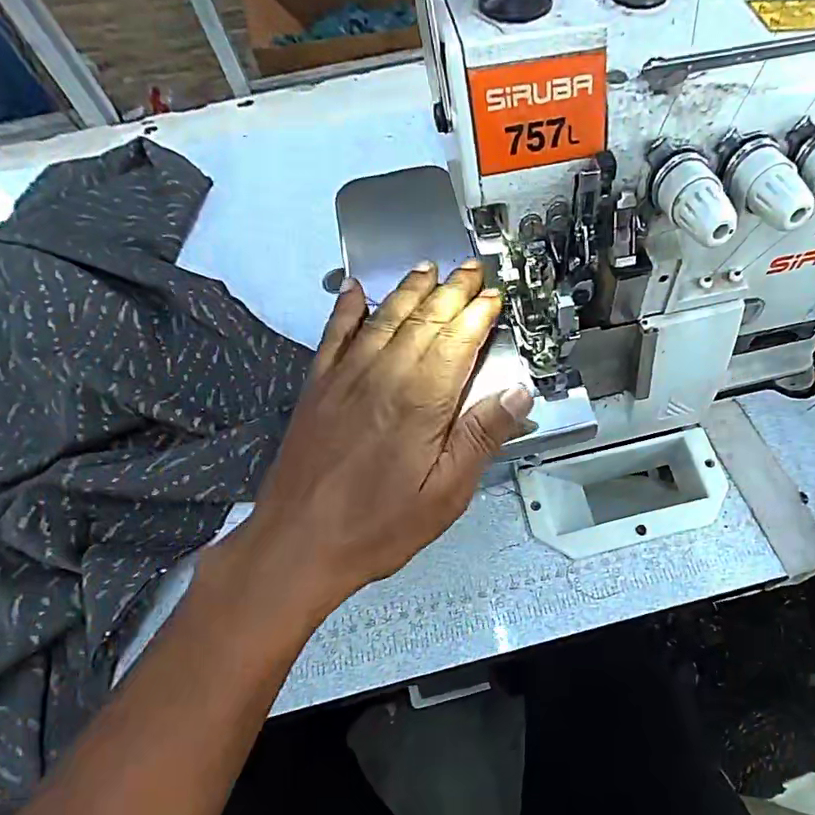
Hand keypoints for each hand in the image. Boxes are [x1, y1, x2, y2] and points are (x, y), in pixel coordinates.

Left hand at [203, 261, 533, 631]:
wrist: (298, 544)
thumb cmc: (377, 525)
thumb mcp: (447, 492)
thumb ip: (480, 436)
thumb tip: (515, 394)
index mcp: (419, 404)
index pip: (456, 342)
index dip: (478, 315)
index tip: (493, 298)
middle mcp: (381, 380)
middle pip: (422, 321)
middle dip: (451, 291)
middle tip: (470, 271)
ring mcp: (344, 381)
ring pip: (382, 320)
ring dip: (408, 291)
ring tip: (427, 270)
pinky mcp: (317, 391)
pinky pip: (334, 337)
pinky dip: (346, 310)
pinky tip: (355, 292)